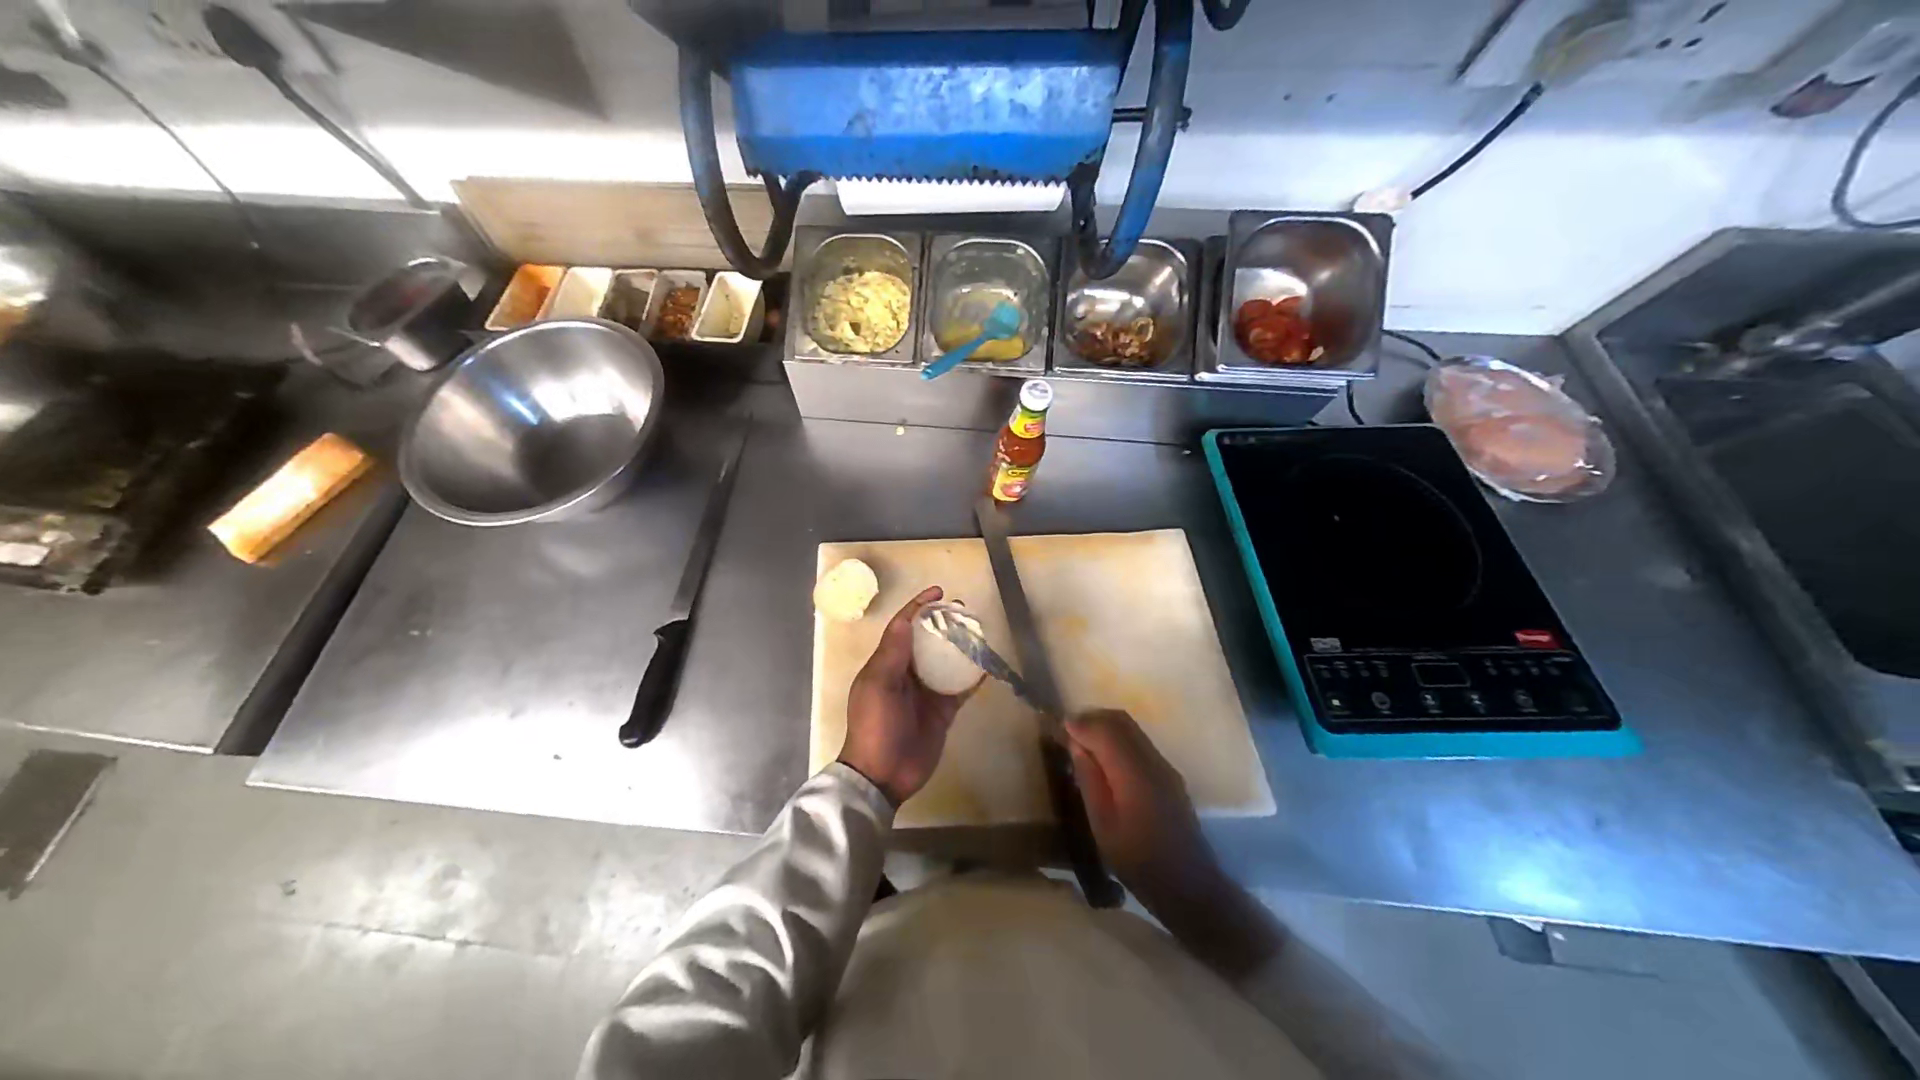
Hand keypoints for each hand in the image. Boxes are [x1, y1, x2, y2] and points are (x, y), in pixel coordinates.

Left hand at [839, 587, 967, 805]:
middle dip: (943, 622)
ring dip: (959, 645)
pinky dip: (972, 676)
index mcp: (885, 664)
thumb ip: (893, 653)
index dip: (918, 606)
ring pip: (945, 661)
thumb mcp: (878, 686)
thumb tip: (905, 619)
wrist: (883, 775)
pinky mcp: (942, 711)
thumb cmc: (875, 726)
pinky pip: (960, 687)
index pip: (902, 627)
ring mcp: (925, 692)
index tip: (938, 591)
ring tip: (978, 630)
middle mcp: (906, 674)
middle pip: (926, 640)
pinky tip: (987, 663)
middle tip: (964, 610)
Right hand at [1064, 708, 1218, 897]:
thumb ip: (1089, 780)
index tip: (1058, 727)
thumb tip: (1077, 745)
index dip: (1080, 724)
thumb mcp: (1102, 824)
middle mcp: (1153, 761)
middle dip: (1092, 719)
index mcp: (1134, 774)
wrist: (1188, 885)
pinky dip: (1119, 740)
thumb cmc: (1138, 861)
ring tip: (1082, 745)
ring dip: (1105, 728)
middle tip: (1067, 733)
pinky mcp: (1169, 776)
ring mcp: (1165, 767)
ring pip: (1132, 729)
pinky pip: (1140, 743)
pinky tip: (1105, 761)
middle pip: (1121, 721)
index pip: (1105, 730)